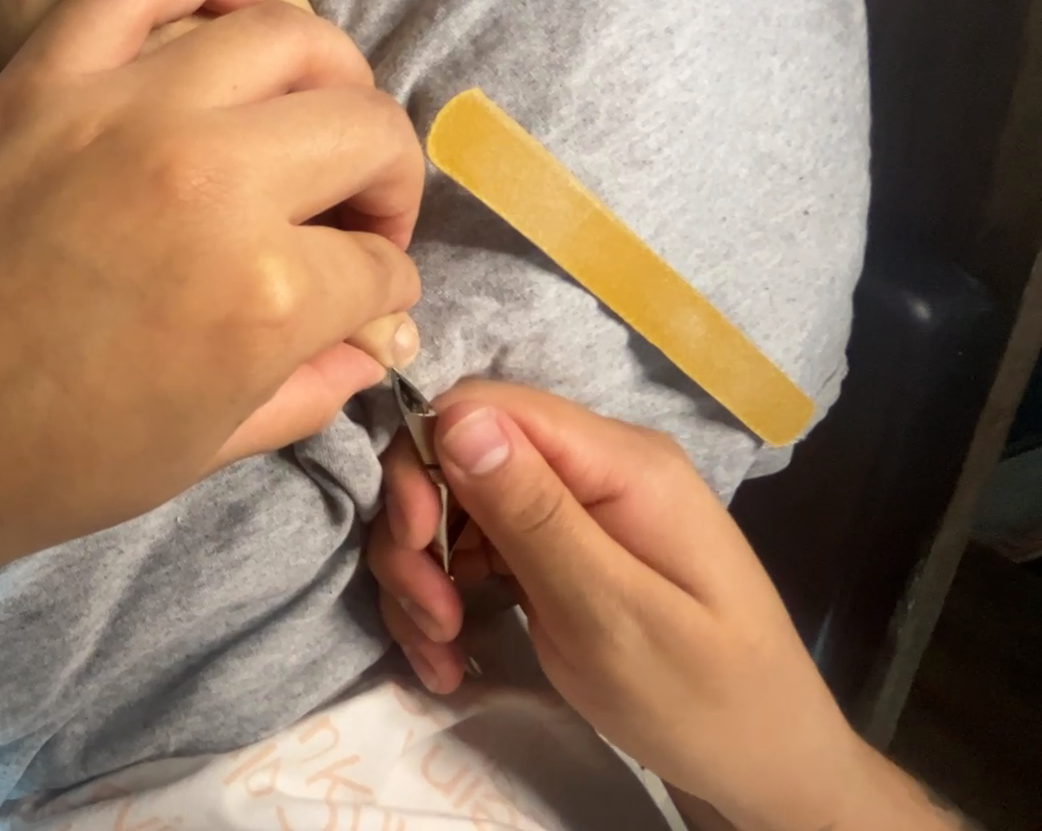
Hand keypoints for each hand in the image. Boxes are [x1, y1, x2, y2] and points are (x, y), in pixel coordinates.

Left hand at [0, 0, 422, 599]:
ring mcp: (123, 111)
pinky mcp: (45, 76)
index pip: (378, 269)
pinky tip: (237, 3)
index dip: (384, 292)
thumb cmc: (45, 465)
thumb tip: (371, 339)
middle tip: (357, 220)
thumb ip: (310, 386)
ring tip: (315, 121)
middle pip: (366, 132)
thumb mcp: (206, 453)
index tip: (367, 299)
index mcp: (265, 298)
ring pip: (287, 35)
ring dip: (331, 78)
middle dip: (388, 183)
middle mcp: (214, 181)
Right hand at [371, 380, 964, 830]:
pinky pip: (458, 542)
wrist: (761, 770)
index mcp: (616, 461)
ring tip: (439, 645)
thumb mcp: (614, 614)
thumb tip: (454, 419)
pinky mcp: (539, 540)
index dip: (425, 456)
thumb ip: (534, 512)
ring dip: (419, 571)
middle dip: (415, 529)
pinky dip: (436, 593)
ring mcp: (560, 503)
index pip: (481, 405)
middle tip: (427, 610)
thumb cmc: (704, 701)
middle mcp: (582, 465)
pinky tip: (446, 650)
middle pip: (449, 455)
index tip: (413, 538)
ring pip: (441, 503)